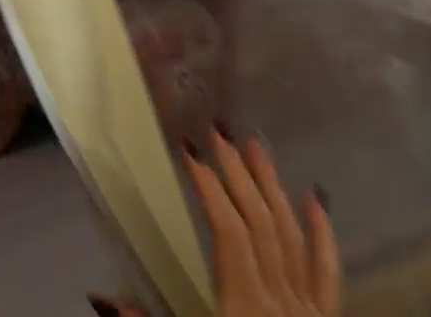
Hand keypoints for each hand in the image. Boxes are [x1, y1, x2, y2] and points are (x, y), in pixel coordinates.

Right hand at [185, 128, 338, 316]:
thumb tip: (104, 294)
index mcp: (243, 305)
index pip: (228, 231)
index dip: (209, 188)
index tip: (190, 150)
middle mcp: (280, 298)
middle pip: (260, 224)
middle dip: (237, 174)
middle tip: (219, 131)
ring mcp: (307, 308)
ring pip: (292, 237)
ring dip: (272, 187)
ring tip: (255, 145)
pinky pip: (327, 271)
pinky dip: (322, 233)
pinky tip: (316, 197)